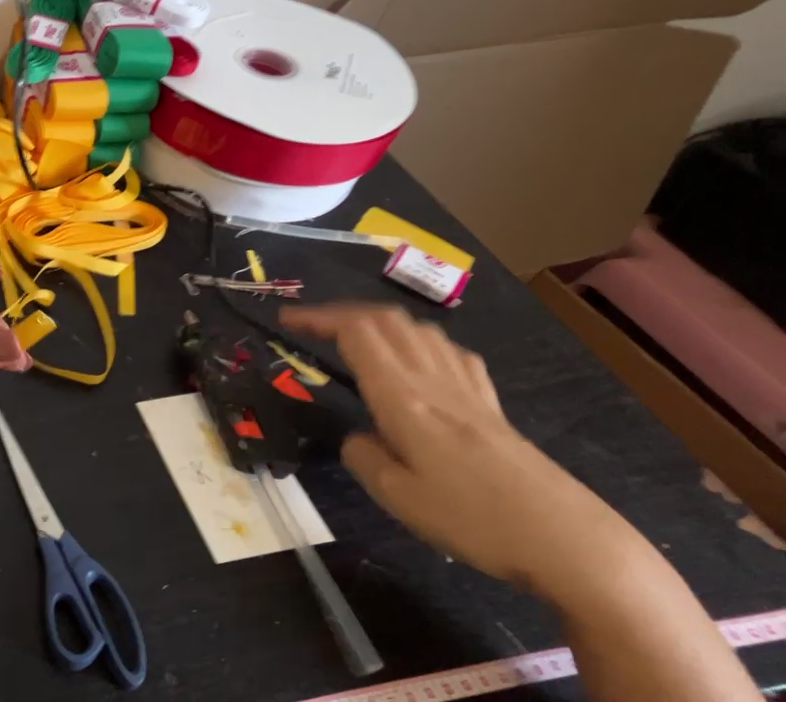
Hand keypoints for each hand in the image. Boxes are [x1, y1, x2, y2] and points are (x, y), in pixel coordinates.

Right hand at [282, 304, 643, 595]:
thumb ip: (363, 456)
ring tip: (357, 338)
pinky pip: (451, 353)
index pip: (356, 333)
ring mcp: (469, 391)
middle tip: (313, 327)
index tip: (286, 321)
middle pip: (387, 320)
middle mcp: (434, 382)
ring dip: (381, 322)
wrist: (570, 542)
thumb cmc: (474, 519)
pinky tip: (420, 360)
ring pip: (420, 330)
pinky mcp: (493, 408)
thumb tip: (359, 437)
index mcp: (402, 397)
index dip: (317, 317)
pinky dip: (421, 341)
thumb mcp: (397, 497)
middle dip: (343, 313)